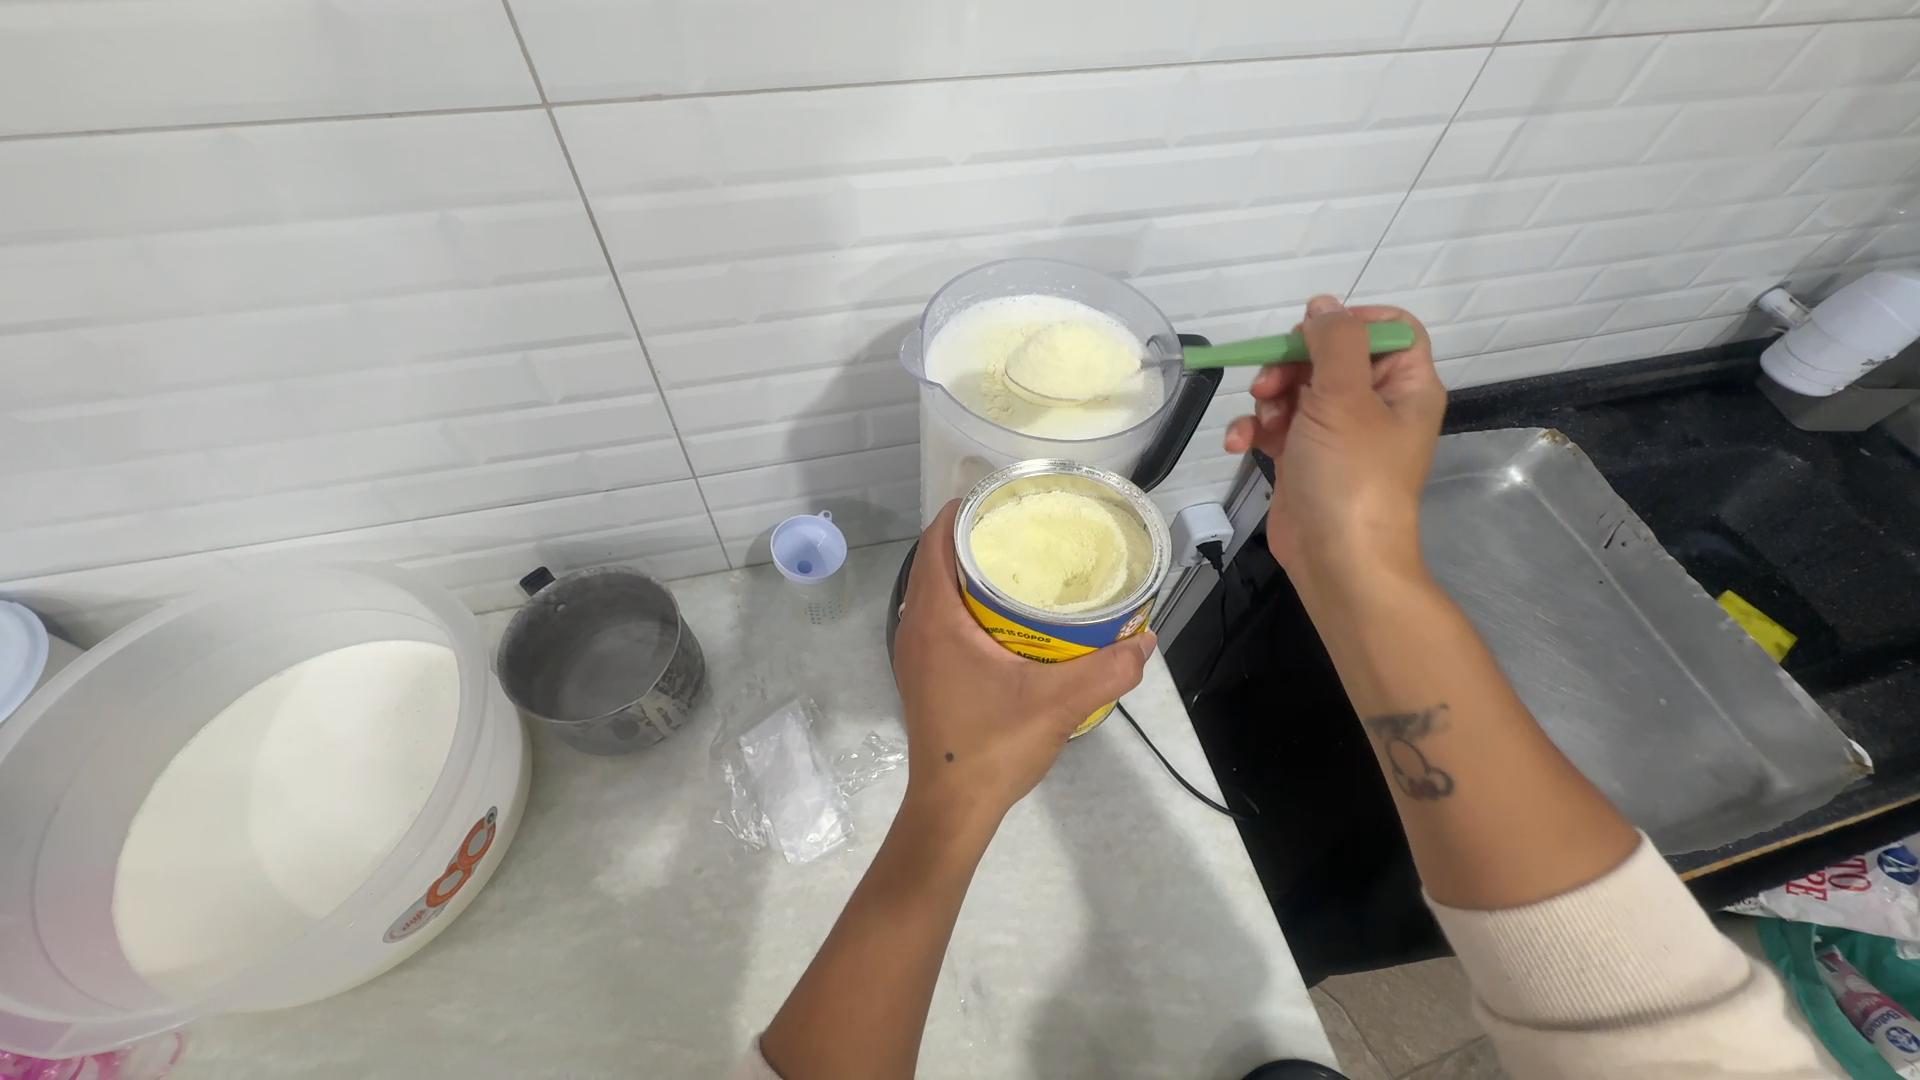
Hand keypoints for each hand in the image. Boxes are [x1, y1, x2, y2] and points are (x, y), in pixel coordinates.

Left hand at [891, 501, 1156, 833]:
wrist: (952, 807)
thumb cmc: (993, 747)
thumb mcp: (1059, 704)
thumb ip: (1108, 670)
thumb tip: (1146, 640)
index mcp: (935, 619)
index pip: (933, 541)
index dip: (962, 512)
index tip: (1002, 501)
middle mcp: (914, 627)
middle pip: (934, 561)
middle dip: (972, 538)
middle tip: (1023, 530)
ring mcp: (914, 652)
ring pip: (935, 591)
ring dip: (967, 572)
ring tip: (1018, 565)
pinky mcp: (923, 673)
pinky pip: (938, 617)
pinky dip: (964, 602)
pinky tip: (1004, 616)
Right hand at [1223, 296, 1444, 591]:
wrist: (1338, 559)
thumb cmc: (1352, 475)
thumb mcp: (1345, 398)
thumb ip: (1334, 342)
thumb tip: (1322, 306)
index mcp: (1404, 385)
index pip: (1388, 329)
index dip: (1348, 322)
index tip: (1310, 334)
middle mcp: (1373, 404)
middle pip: (1329, 357)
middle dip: (1291, 365)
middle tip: (1271, 383)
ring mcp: (1335, 433)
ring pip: (1296, 390)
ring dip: (1268, 398)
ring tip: (1261, 419)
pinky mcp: (1302, 458)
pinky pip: (1276, 427)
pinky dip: (1255, 430)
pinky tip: (1240, 444)